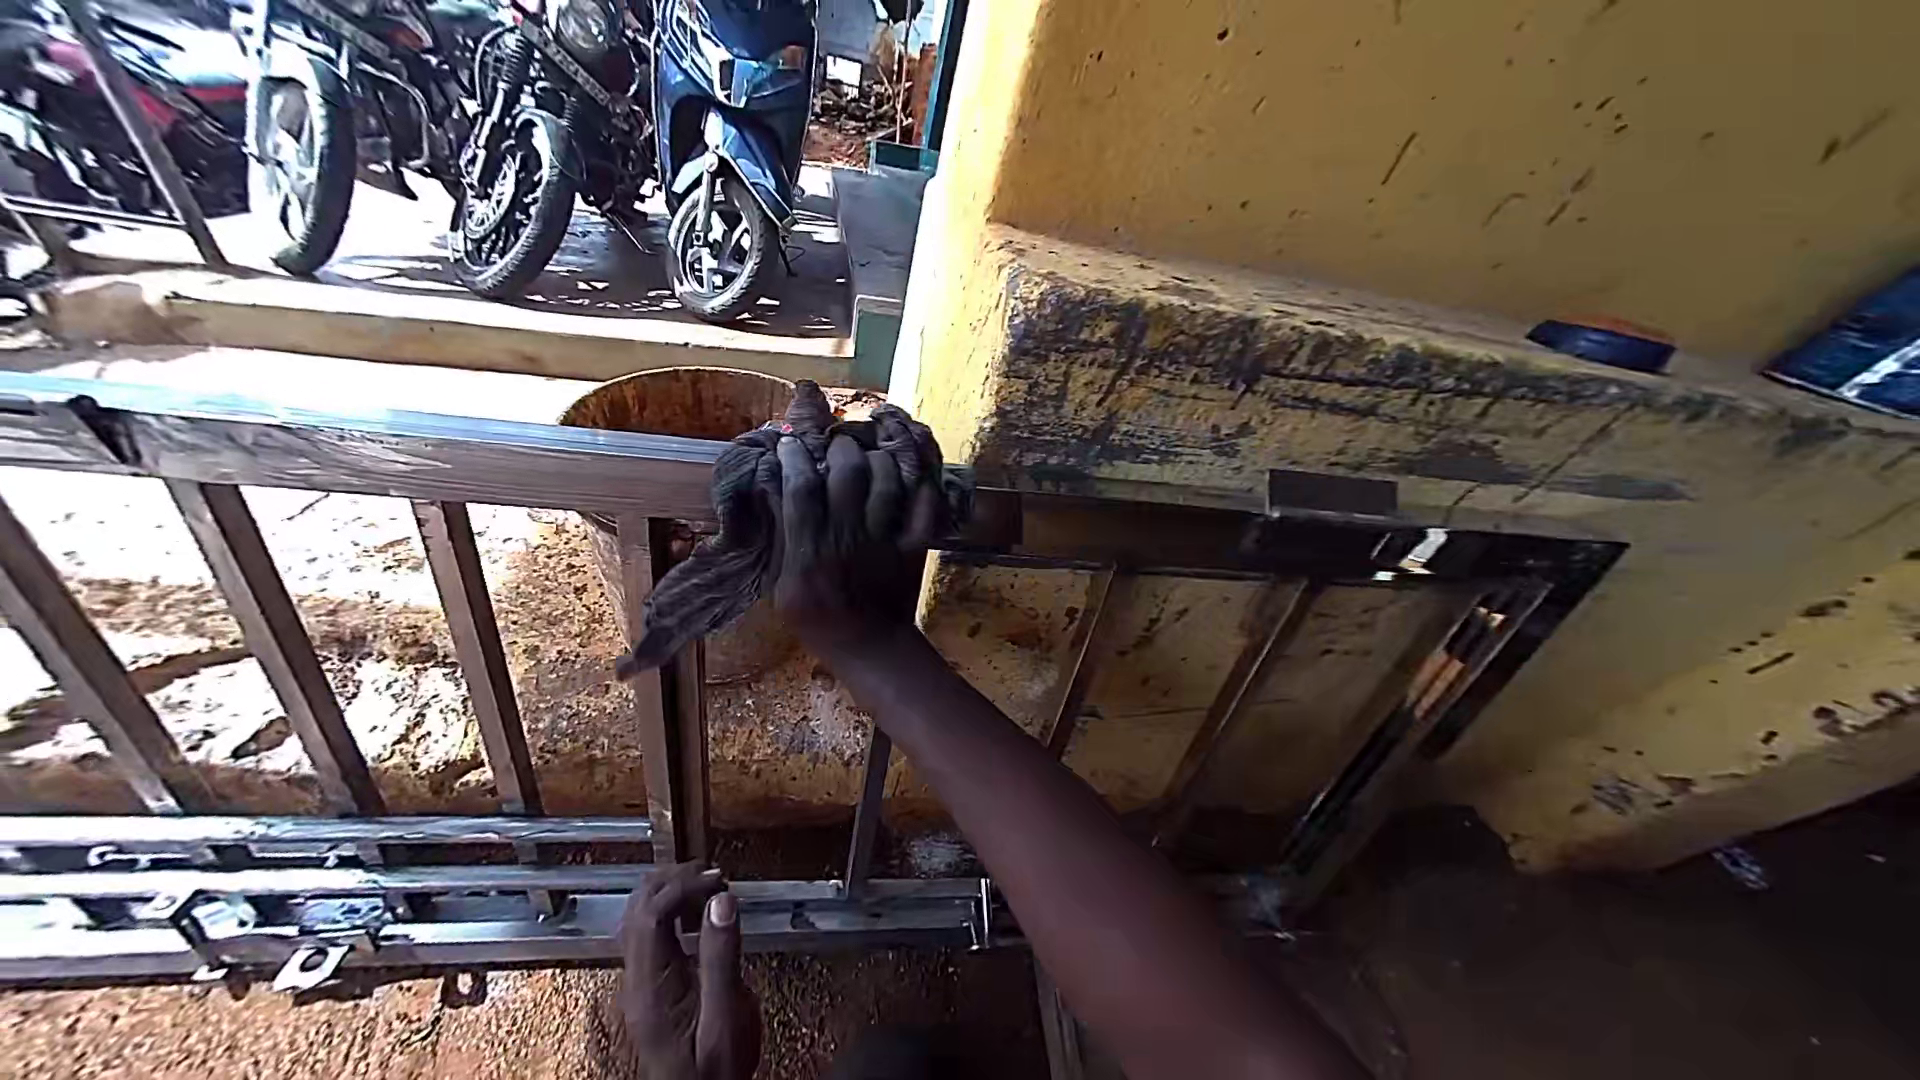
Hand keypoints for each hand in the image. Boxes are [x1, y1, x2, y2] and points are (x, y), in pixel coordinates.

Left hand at [616, 863, 760, 1079]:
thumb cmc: (717, 1068)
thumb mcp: (727, 1015)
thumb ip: (722, 956)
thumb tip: (721, 900)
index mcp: (651, 986)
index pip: (651, 914)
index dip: (683, 886)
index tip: (718, 881)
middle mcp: (637, 979)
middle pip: (638, 907)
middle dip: (674, 880)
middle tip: (714, 876)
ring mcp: (640, 980)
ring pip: (639, 914)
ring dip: (672, 890)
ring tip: (710, 888)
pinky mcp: (652, 982)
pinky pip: (651, 929)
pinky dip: (673, 907)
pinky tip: (700, 912)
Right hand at [772, 432, 941, 657]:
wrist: (869, 647)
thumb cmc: (819, 620)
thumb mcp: (784, 587)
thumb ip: (783, 541)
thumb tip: (776, 495)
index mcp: (810, 550)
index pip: (800, 489)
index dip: (794, 458)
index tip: (791, 443)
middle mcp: (848, 537)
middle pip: (847, 474)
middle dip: (841, 448)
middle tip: (837, 444)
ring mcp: (884, 540)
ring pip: (887, 482)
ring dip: (879, 460)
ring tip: (870, 456)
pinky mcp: (912, 547)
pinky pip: (923, 507)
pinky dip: (921, 486)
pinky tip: (911, 475)